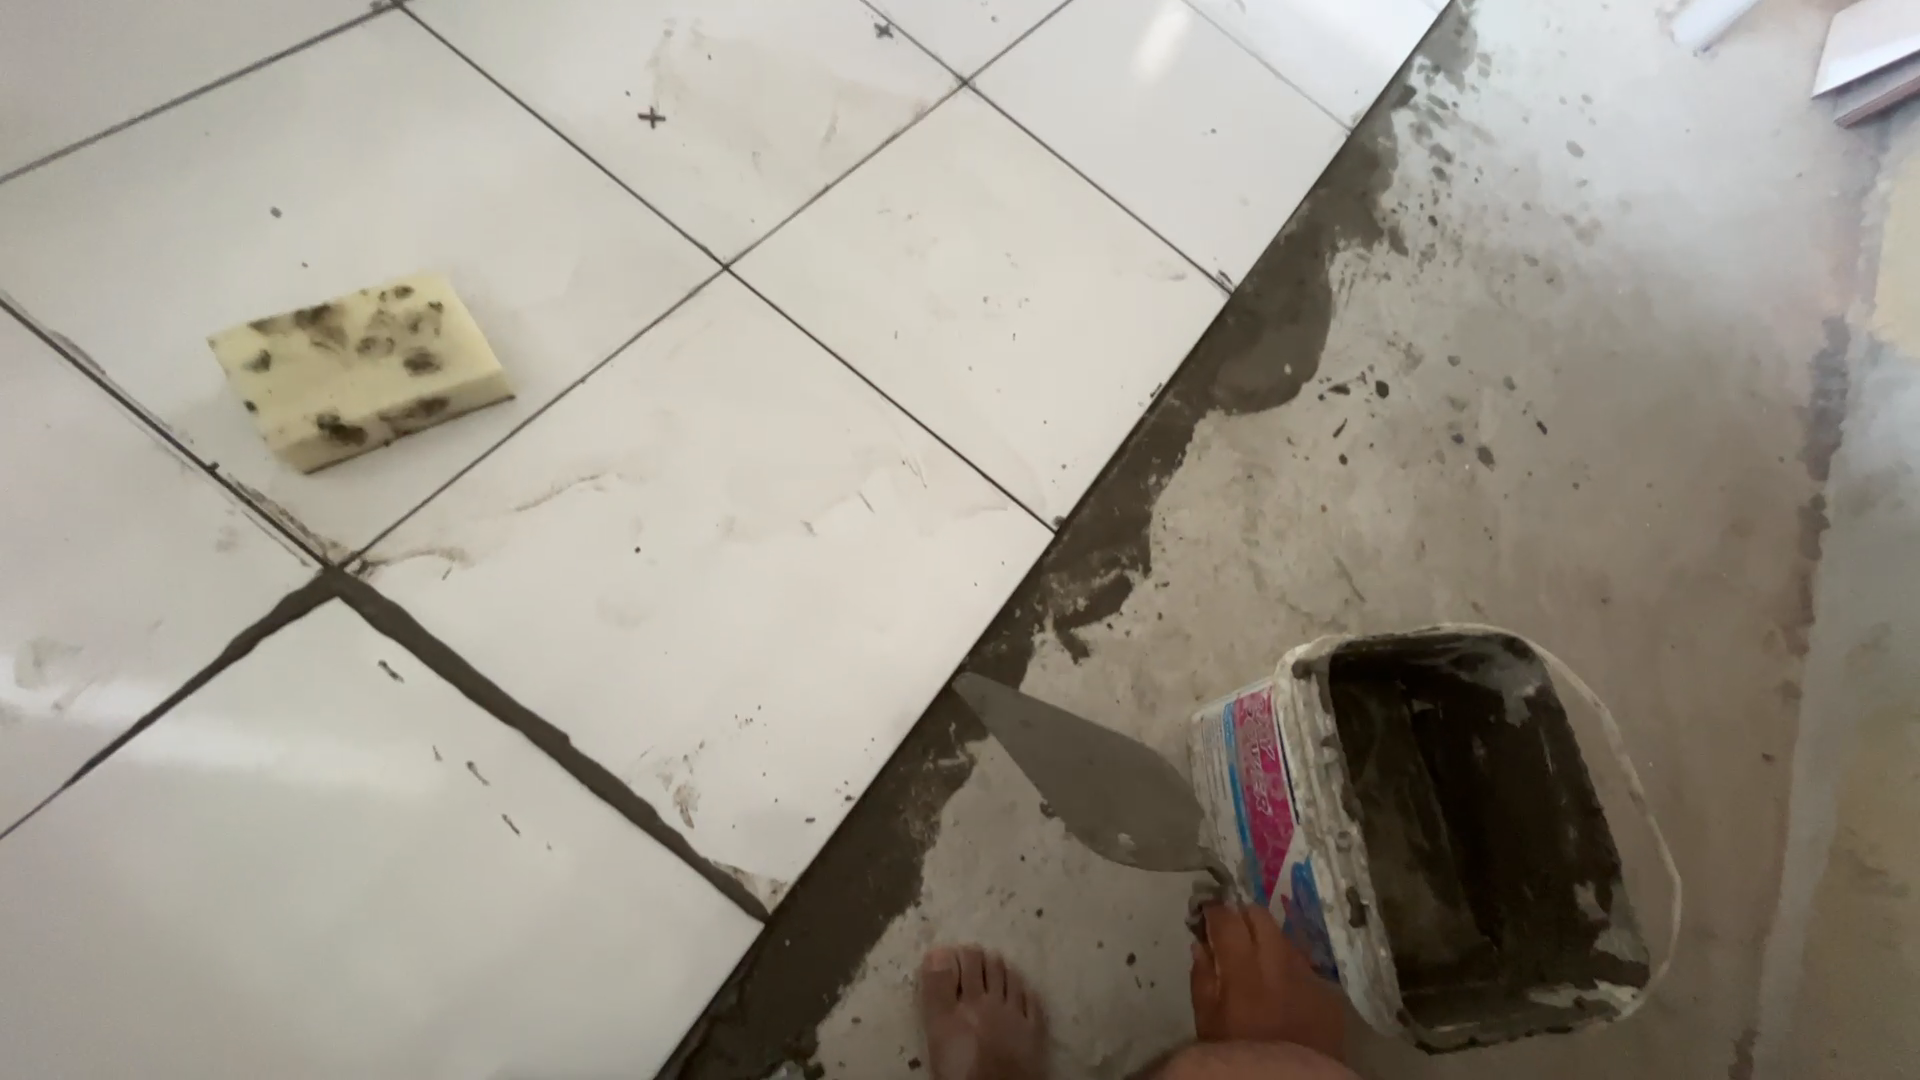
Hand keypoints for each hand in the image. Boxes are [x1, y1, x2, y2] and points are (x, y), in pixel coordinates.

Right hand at [1189, 903, 1346, 1059]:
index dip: (1214, 910)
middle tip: (1233, 932)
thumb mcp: (1207, 1020)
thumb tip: (1201, 944)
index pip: (1227, 919)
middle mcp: (1278, 965)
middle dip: (1243, 916)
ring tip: (1259, 961)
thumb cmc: (1239, 1054)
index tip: (1207, 913)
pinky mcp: (1328, 995)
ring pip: (1284, 938)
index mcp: (1243, 970)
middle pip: (1259, 916)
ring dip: (1268, 941)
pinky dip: (1290, 968)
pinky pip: (1305, 966)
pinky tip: (1284, 989)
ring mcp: (1307, 977)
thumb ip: (1201, 977)